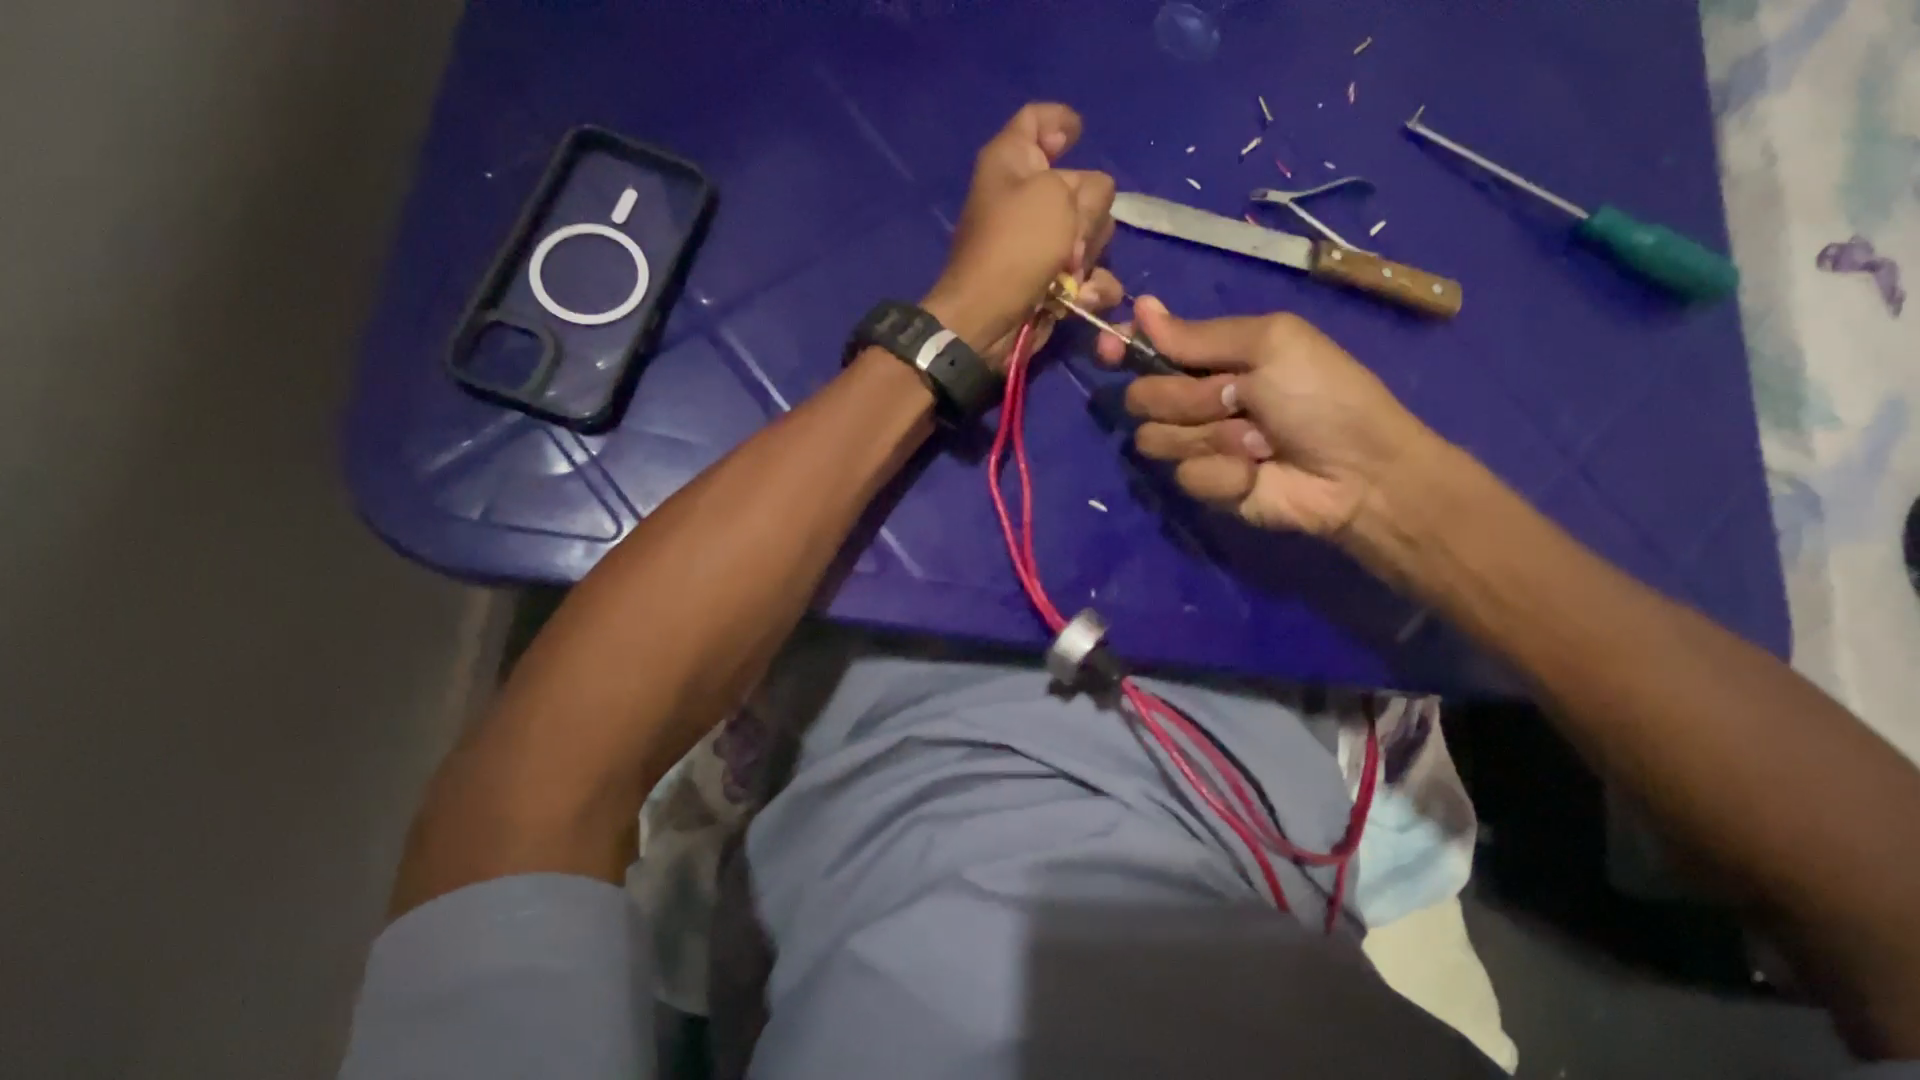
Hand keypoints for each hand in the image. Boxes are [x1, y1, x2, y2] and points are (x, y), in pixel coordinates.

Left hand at [922, 103, 1123, 370]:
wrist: (990, 319)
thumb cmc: (1016, 246)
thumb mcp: (1059, 195)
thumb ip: (1091, 185)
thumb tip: (1092, 205)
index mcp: (1012, 161)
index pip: (1035, 120)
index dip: (1060, 120)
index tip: (1082, 132)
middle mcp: (1024, 197)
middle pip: (1081, 184)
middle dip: (1089, 209)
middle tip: (1073, 230)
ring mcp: (1039, 241)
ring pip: (1092, 232)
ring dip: (1090, 254)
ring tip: (1071, 271)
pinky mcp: (1052, 279)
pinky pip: (1091, 275)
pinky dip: (1091, 288)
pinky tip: (1081, 297)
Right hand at [1096, 297, 1436, 538]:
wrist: (1357, 471)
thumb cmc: (1322, 395)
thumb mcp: (1270, 344)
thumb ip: (1198, 334)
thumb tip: (1141, 305)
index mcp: (1212, 357)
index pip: (1147, 348)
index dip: (1124, 347)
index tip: (1110, 350)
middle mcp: (1197, 399)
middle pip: (1142, 396)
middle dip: (1187, 398)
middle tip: (1235, 400)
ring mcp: (1199, 446)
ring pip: (1156, 440)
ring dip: (1210, 438)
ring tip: (1258, 442)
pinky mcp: (1206, 488)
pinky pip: (1185, 477)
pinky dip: (1224, 473)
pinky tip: (1257, 472)